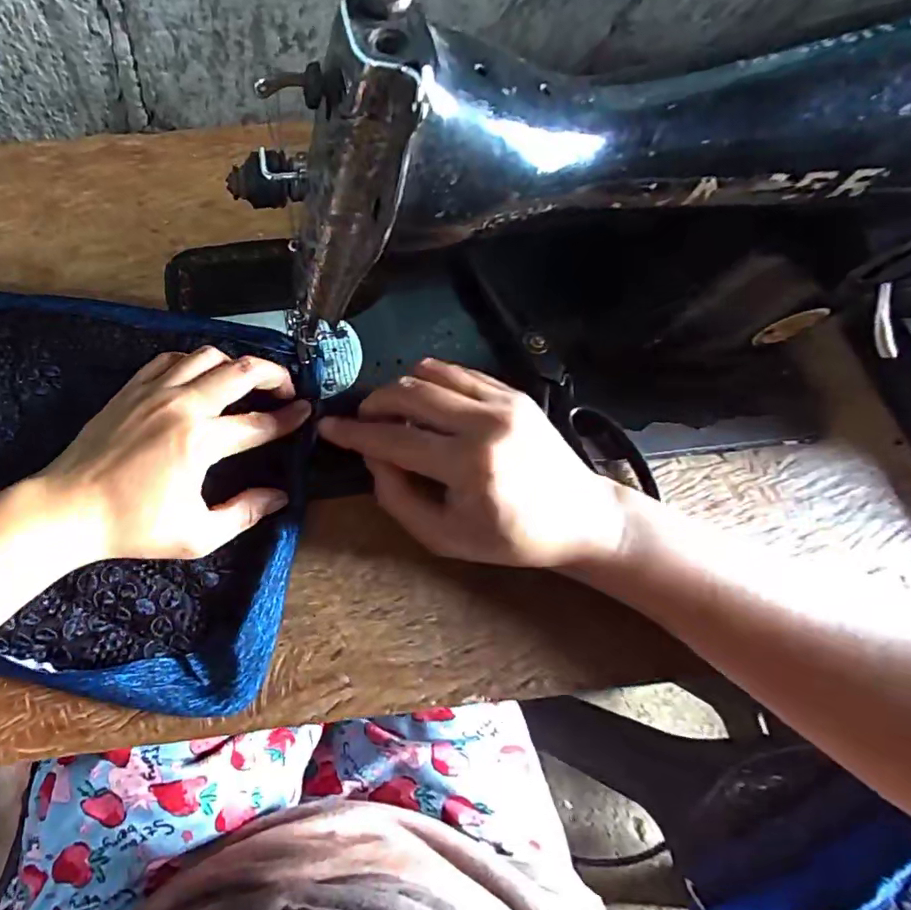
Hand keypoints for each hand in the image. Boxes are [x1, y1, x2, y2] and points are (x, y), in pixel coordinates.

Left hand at [37, 347, 311, 560]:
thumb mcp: (196, 535)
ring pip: (206, 355)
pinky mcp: (131, 389)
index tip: (306, 412)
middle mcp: (181, 405)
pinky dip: (193, 362)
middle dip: (273, 375)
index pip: (258, 423)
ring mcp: (153, 391)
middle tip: (285, 388)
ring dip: (234, 364)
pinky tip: (197, 378)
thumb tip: (279, 495)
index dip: (289, 418)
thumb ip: (244, 513)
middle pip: (240, 371)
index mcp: (199, 442)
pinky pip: (170, 359)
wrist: (70, 507)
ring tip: (244, 382)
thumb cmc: (133, 526)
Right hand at [317, 358, 632, 568]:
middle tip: (363, 421)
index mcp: (468, 466)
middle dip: (373, 404)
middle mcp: (485, 425)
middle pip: (407, 393)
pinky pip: (456, 372)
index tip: (327, 427)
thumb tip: (373, 455)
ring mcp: (503, 403)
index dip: (353, 433)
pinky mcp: (513, 393)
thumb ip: (396, 497)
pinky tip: (423, 401)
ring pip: (429, 373)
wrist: (582, 519)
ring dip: (398, 389)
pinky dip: (428, 380)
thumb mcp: (442, 537)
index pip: (393, 439)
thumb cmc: (509, 537)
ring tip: (392, 412)